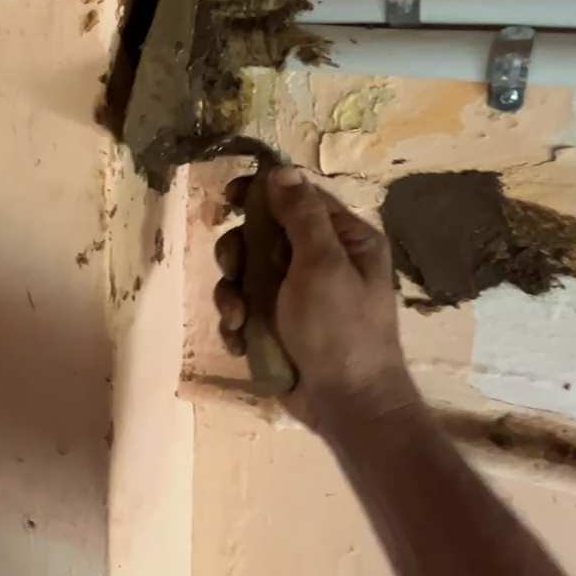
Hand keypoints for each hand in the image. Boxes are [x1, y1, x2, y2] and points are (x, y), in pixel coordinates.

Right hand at [213, 167, 412, 425]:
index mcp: (342, 240)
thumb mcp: (323, 266)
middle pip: (261, 235)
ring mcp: (295, 294)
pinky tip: (241, 340)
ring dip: (233, 295)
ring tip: (238, 320)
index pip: (297, 198)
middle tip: (234, 272)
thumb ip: (301, 217)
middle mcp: (319, 260)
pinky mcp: (277, 323)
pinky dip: (236, 322)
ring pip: (245, 273)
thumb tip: (282, 170)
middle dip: (239, 254)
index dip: (261, 193)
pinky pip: (243, 308)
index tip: (230, 196)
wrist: (345, 405)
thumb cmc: (341, 330)